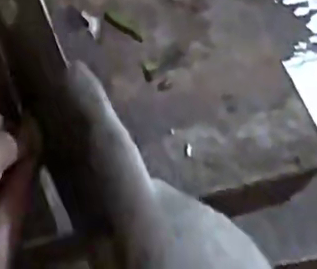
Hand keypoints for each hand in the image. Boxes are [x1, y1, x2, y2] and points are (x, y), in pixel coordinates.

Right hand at [68, 62, 269, 268]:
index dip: (91, 105)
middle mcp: (183, 206)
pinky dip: (179, 256)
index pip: (113, 147)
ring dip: (149, 240)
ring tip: (138, 261)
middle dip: (113, 207)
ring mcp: (217, 222)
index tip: (73, 67)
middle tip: (94, 234)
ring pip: (166, 221)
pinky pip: (195, 240)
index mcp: (150, 217)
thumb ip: (103, 257)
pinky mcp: (243, 245)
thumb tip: (87, 242)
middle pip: (136, 194)